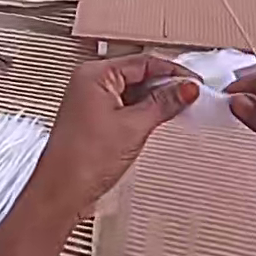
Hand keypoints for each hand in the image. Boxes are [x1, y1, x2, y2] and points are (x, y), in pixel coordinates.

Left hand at [13, 56, 199, 230]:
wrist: (61, 192)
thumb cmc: (84, 159)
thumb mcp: (134, 126)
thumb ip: (164, 103)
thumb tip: (187, 88)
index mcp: (95, 74)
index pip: (143, 62)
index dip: (172, 71)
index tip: (194, 83)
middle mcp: (90, 81)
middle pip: (137, 73)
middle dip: (165, 84)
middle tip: (190, 95)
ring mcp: (90, 99)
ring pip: (132, 90)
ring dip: (154, 98)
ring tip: (178, 108)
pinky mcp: (93, 117)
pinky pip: (124, 104)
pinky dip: (142, 110)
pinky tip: (158, 119)